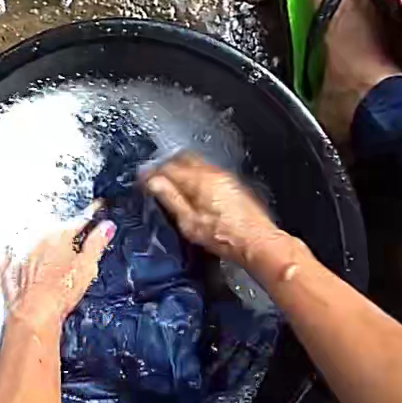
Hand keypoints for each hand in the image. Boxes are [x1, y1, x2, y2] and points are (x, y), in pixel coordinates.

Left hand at [0, 209, 115, 334]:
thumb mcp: (87, 267)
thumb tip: (107, 227)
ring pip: (34, 245)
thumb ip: (97, 243)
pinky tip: (22, 264)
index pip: (79, 221)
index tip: (96, 209)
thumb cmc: (59, 293)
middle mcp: (37, 242)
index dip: (90, 216)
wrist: (33, 315)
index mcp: (58, 236)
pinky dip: (17, 259)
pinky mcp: (10, 272)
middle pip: (55, 233)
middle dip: (65, 235)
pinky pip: (13, 260)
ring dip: (44, 247)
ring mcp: (22, 256)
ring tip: (54, 261)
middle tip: (76, 244)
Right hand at [142, 152, 290, 268]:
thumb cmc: (224, 237)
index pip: (167, 168)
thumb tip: (153, 182)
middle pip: (182, 158)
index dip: (152, 173)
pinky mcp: (233, 184)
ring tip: (172, 185)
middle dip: (166, 165)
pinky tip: (193, 190)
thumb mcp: (189, 223)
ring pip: (196, 163)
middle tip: (156, 178)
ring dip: (181, 169)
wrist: (259, 243)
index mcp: (197, 180)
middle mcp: (212, 172)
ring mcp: (224, 177)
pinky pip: (208, 170)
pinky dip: (195, 175)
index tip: (143, 180)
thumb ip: (170, 199)